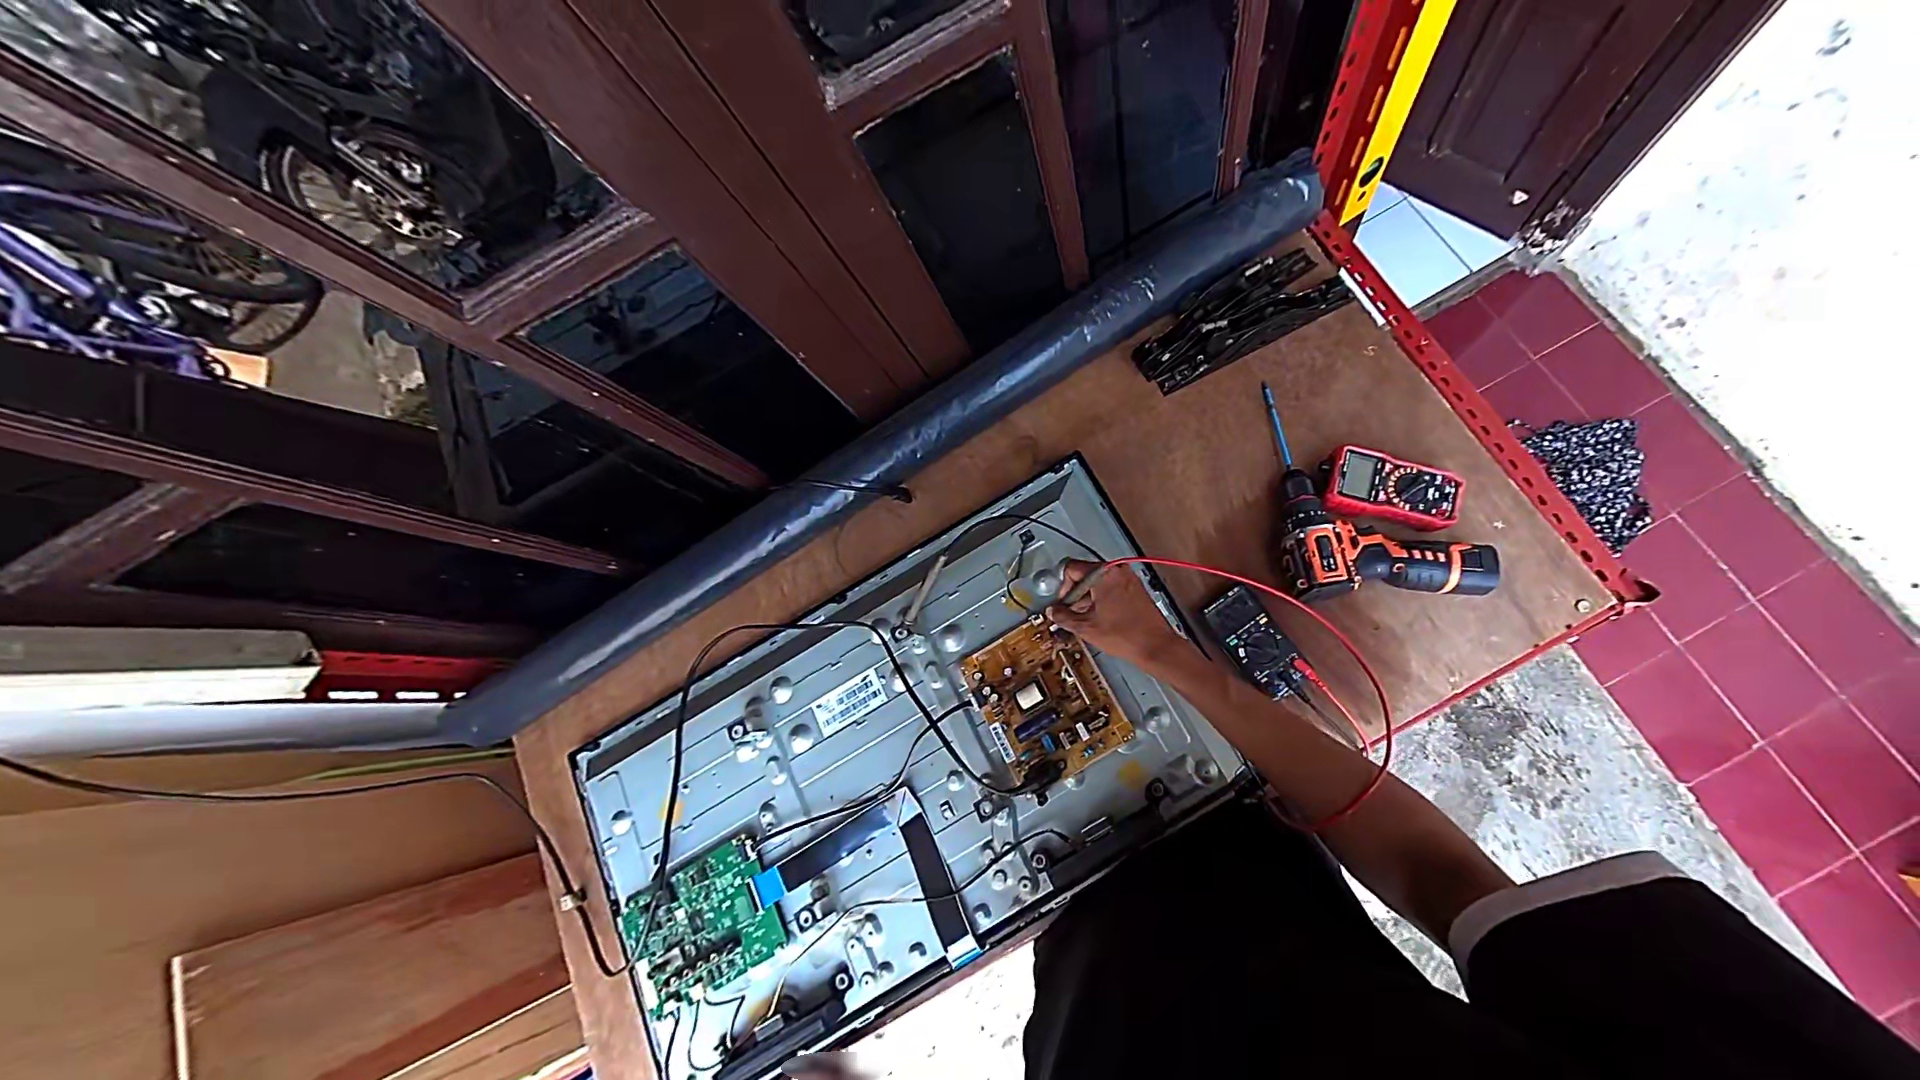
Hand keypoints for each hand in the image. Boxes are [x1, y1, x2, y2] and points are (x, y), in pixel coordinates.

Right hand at [1046, 558, 1191, 672]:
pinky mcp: (1135, 589)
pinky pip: (1111, 587)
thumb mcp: (1085, 627)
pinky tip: (1099, 617)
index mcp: (1104, 574)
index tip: (1062, 602)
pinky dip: (1102, 599)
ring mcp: (1129, 579)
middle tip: (1069, 611)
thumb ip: (1063, 616)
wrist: (1155, 647)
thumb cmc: (1127, 636)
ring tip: (1084, 617)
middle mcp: (1118, 570)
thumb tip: (1054, 612)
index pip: (1071, 569)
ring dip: (1087, 597)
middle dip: (1075, 594)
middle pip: (1085, 574)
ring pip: (1098, 581)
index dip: (1062, 588)